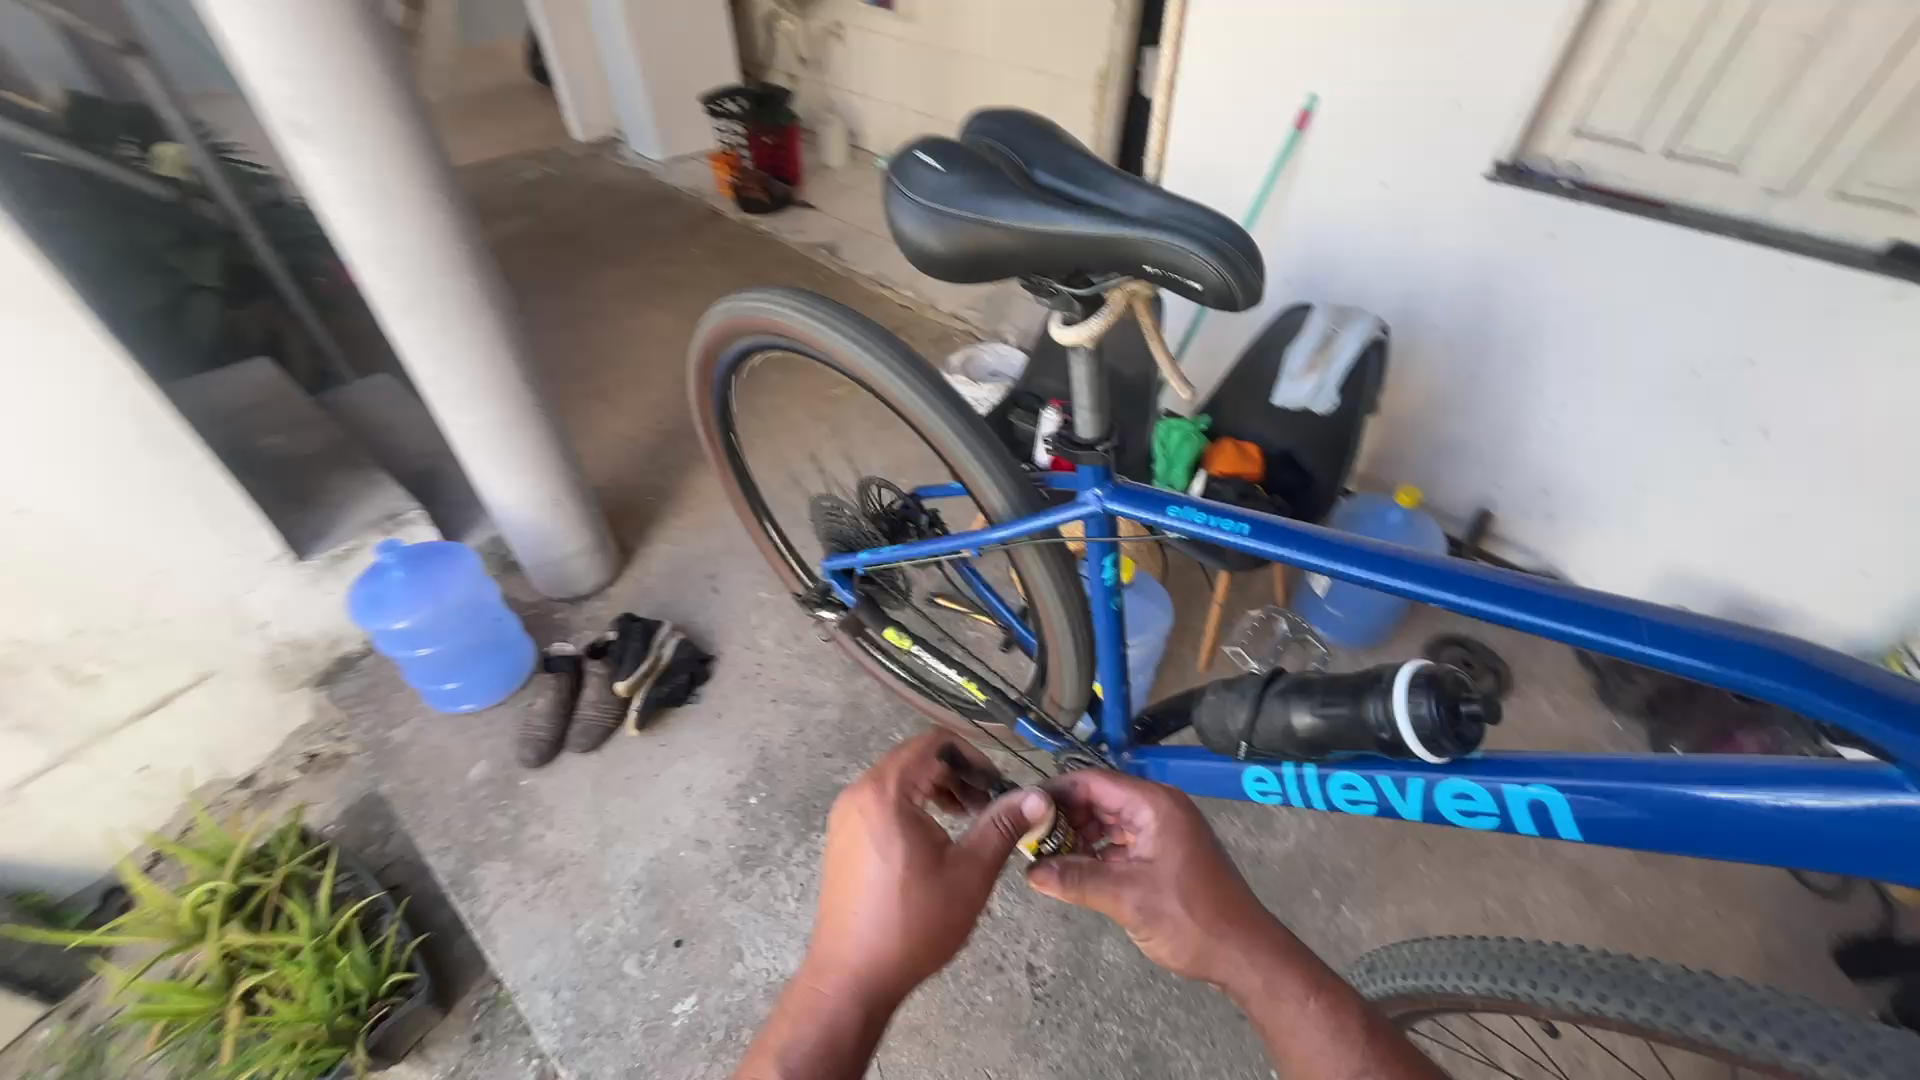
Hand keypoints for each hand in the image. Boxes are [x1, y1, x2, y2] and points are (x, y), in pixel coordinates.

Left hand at [802, 732, 1051, 1004]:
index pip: (934, 743)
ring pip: (899, 779)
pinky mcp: (842, 836)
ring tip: (966, 820)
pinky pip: (882, 801)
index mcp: (886, 791)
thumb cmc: (913, 923)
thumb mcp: (969, 872)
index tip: (996, 785)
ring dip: (936, 789)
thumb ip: (1003, 825)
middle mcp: (859, 792)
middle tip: (986, 804)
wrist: (851, 978)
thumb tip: (1038, 796)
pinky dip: (913, 805)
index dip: (972, 756)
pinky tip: (934, 839)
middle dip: (957, 774)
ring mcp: (845, 815)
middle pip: (915, 758)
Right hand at [1026, 770, 1279, 984]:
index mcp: (1154, 804)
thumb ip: (1076, 880)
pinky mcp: (1165, 851)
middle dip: (1066, 817)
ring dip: (1080, 836)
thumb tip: (1030, 873)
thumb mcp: (1127, 898)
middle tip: (1031, 837)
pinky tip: (1075, 869)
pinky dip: (1099, 851)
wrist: (1246, 955)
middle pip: (1100, 798)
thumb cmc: (1191, 919)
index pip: (1093, 781)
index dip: (1057, 792)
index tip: (1025, 808)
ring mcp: (1163, 829)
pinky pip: (1122, 840)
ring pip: (1110, 820)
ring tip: (1047, 855)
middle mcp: (1158, 807)